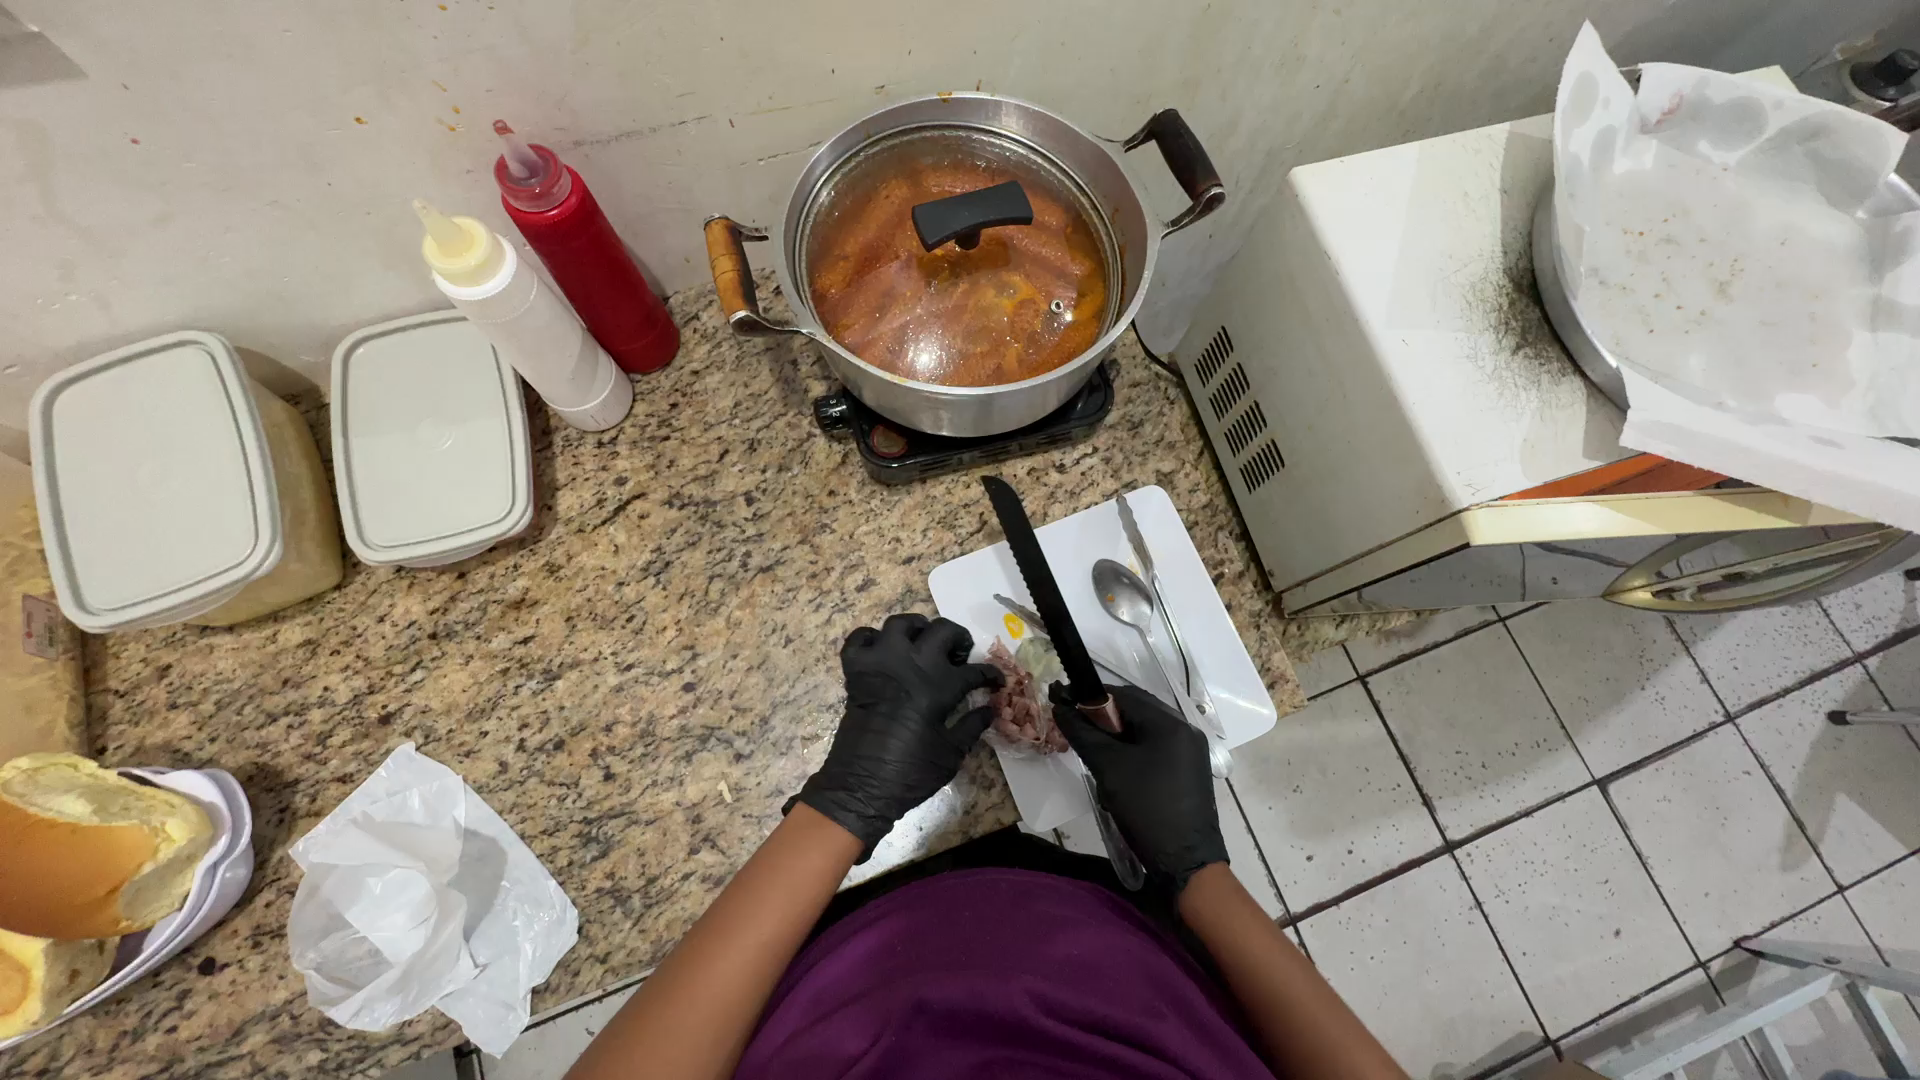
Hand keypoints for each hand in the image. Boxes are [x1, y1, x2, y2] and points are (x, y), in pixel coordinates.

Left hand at [791, 614, 1002, 860]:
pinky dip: (872, 640)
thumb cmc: (910, 772)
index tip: (996, 680)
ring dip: (917, 630)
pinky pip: (861, 637)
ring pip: (901, 623)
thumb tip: (990, 710)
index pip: (975, 670)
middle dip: (958, 639)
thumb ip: (973, 726)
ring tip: (922, 645)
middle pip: (942, 630)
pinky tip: (883, 653)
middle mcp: (911, 663)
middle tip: (959, 656)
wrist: (861, 785)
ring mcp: (880, 661)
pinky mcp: (855, 669)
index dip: (991, 675)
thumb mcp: (951, 753)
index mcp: (939, 685)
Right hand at [1053, 683, 1225, 888]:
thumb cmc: (1146, 810)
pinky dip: (1133, 749)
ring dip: (1117, 734)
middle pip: (1137, 709)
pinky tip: (1116, 767)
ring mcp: (1191, 751)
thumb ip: (1083, 734)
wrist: (1187, 863)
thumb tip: (1060, 707)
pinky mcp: (1190, 770)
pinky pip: (1155, 747)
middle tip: (1075, 726)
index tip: (1064, 702)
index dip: (1090, 697)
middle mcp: (1185, 730)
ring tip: (1093, 749)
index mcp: (1170, 723)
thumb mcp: (1109, 769)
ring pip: (1145, 729)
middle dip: (1103, 716)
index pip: (1123, 694)